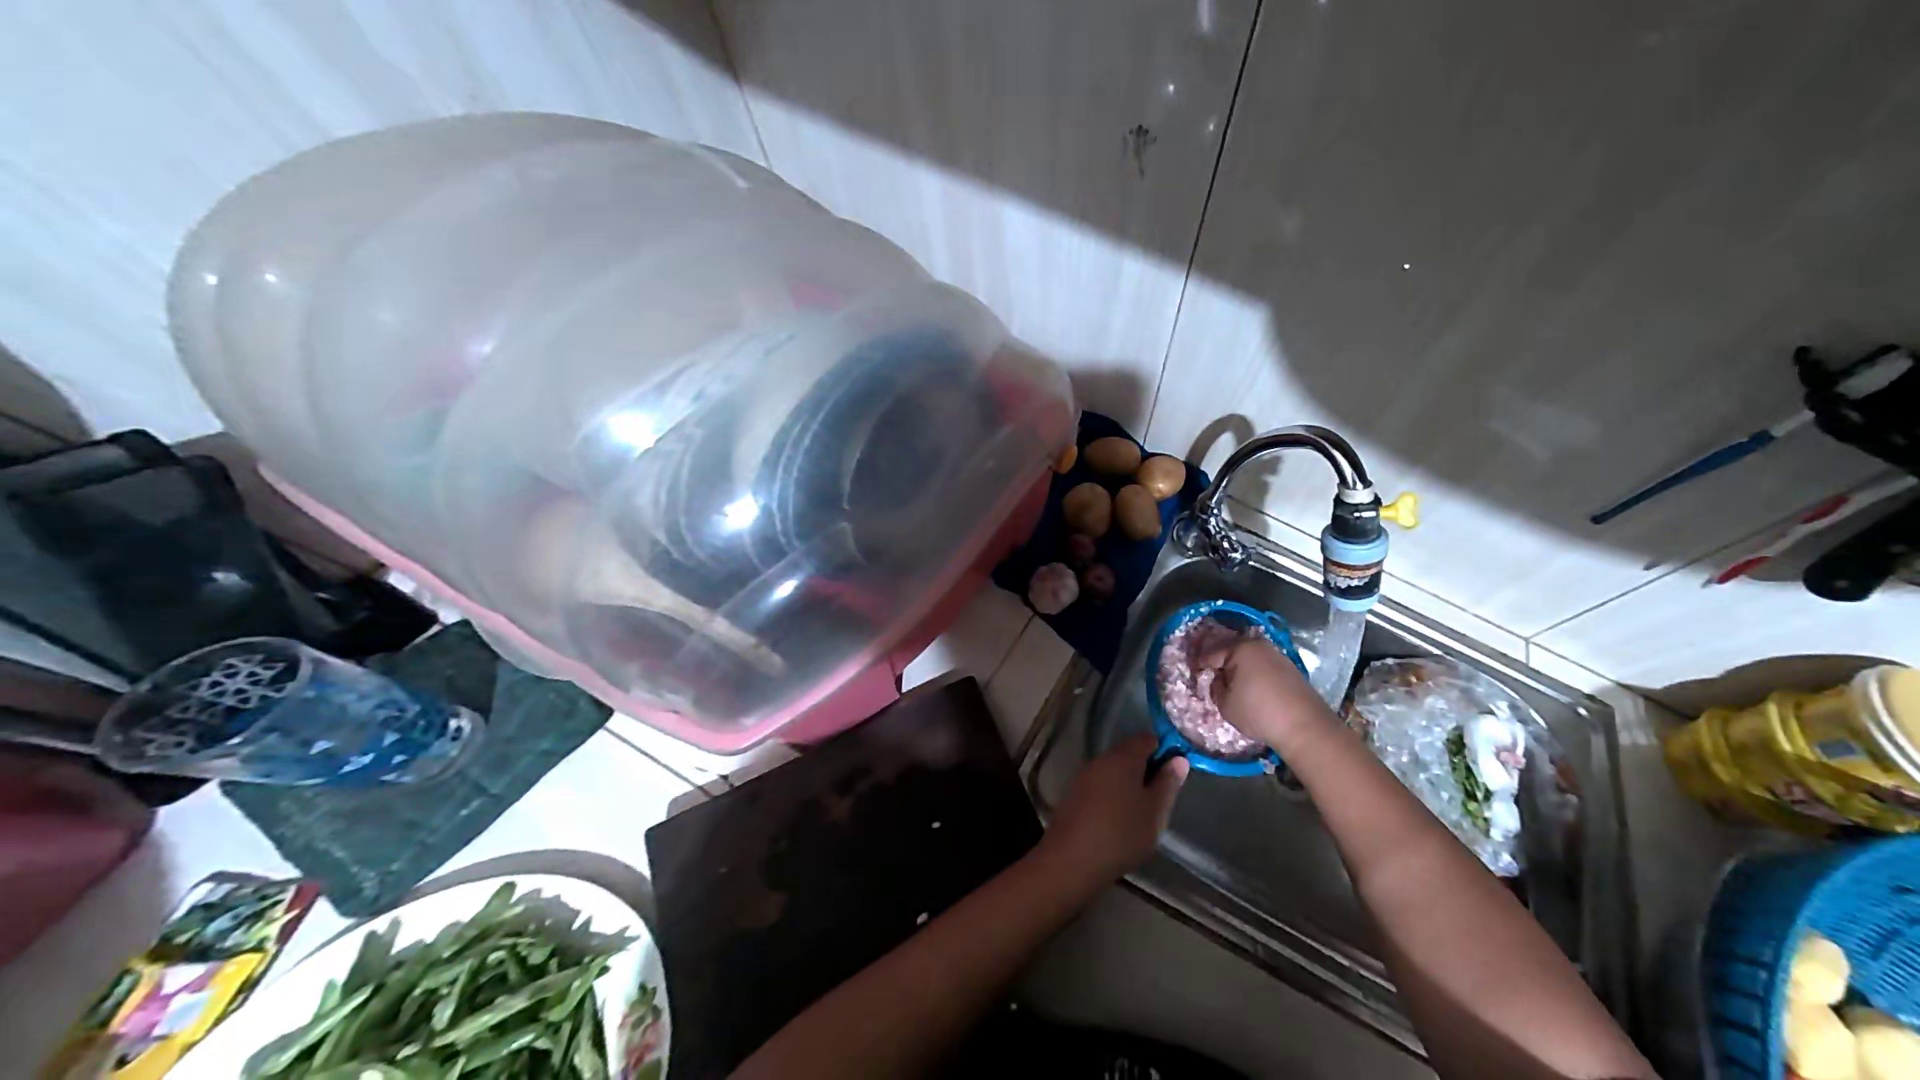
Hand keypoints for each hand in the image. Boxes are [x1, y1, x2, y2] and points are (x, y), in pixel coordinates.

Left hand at [1037, 734, 1187, 886]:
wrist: (1071, 859)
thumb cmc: (1121, 834)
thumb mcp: (1155, 812)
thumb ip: (1167, 783)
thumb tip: (1178, 760)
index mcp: (1122, 757)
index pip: (1147, 739)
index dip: (1164, 750)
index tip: (1174, 773)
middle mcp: (1101, 759)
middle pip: (1128, 753)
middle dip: (1147, 768)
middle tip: (1161, 796)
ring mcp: (1084, 775)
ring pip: (1114, 770)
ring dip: (1129, 782)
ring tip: (1143, 810)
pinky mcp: (1074, 793)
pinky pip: (1100, 784)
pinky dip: (1113, 793)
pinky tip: (1119, 817)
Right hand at [1197, 637, 1336, 751]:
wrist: (1305, 726)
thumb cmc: (1258, 713)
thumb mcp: (1225, 704)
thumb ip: (1216, 687)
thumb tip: (1220, 679)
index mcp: (1239, 649)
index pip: (1210, 653)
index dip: (1198, 663)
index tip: (1193, 672)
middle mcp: (1258, 645)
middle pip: (1230, 647)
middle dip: (1217, 656)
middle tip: (1206, 667)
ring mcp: (1276, 654)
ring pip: (1247, 653)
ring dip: (1235, 662)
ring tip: (1226, 675)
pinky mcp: (1288, 667)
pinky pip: (1261, 662)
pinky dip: (1251, 668)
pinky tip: (1247, 680)